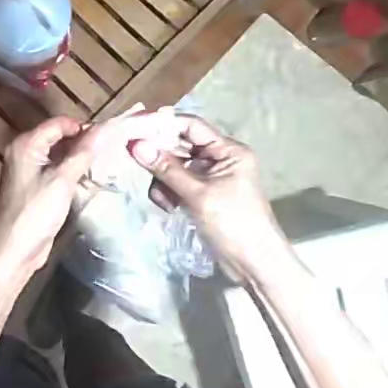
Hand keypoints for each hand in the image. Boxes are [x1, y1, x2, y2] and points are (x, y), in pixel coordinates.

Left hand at [0, 116, 94, 277]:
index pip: (59, 123)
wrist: (13, 250)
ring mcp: (26, 169)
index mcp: (25, 144)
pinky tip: (89, 179)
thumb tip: (107, 127)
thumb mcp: (62, 181)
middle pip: (58, 136)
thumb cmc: (35, 213)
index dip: (84, 127)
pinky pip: (55, 169)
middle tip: (110, 152)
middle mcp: (23, 151)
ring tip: (104, 165)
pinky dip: (71, 171)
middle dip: (83, 142)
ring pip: (58, 153)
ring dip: (79, 158)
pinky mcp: (33, 185)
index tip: (109, 138)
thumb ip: (84, 152)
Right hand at [127, 114, 287, 264]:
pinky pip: (175, 184)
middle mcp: (218, 159)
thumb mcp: (198, 194)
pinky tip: (169, 207)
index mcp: (228, 151)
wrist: (254, 264)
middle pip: (178, 145)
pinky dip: (167, 193)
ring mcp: (209, 177)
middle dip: (158, 156)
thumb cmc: (234, 223)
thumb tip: (136, 145)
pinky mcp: (200, 194)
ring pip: (173, 166)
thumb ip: (167, 169)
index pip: (190, 126)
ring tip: (165, 201)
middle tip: (133, 159)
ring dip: (162, 181)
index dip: (162, 123)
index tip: (134, 126)